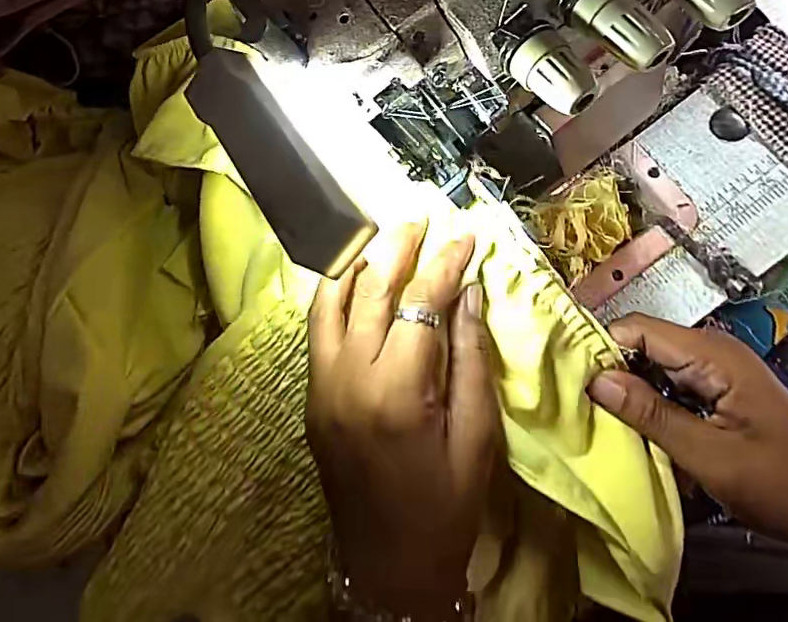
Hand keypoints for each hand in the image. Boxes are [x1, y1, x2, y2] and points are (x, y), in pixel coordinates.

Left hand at [307, 222, 498, 618]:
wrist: (388, 568)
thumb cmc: (445, 505)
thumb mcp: (475, 435)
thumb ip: (471, 356)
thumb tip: (469, 291)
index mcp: (396, 392)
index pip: (420, 302)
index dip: (445, 264)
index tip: (465, 237)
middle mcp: (348, 379)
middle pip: (370, 289)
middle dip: (397, 247)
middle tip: (420, 219)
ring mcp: (321, 385)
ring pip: (331, 299)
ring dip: (358, 259)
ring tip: (385, 234)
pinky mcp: (311, 395)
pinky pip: (319, 325)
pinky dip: (336, 290)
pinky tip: (357, 275)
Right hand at [587, 313, 787, 540]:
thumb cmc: (782, 484)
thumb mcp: (710, 457)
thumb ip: (652, 415)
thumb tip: (598, 381)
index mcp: (712, 354)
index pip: (639, 327)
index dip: (604, 347)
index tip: (574, 378)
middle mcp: (710, 348)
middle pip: (643, 341)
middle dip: (614, 369)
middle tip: (585, 403)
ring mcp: (714, 365)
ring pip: (653, 360)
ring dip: (632, 387)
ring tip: (606, 417)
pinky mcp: (715, 383)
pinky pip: (670, 378)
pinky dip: (652, 399)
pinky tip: (640, 427)